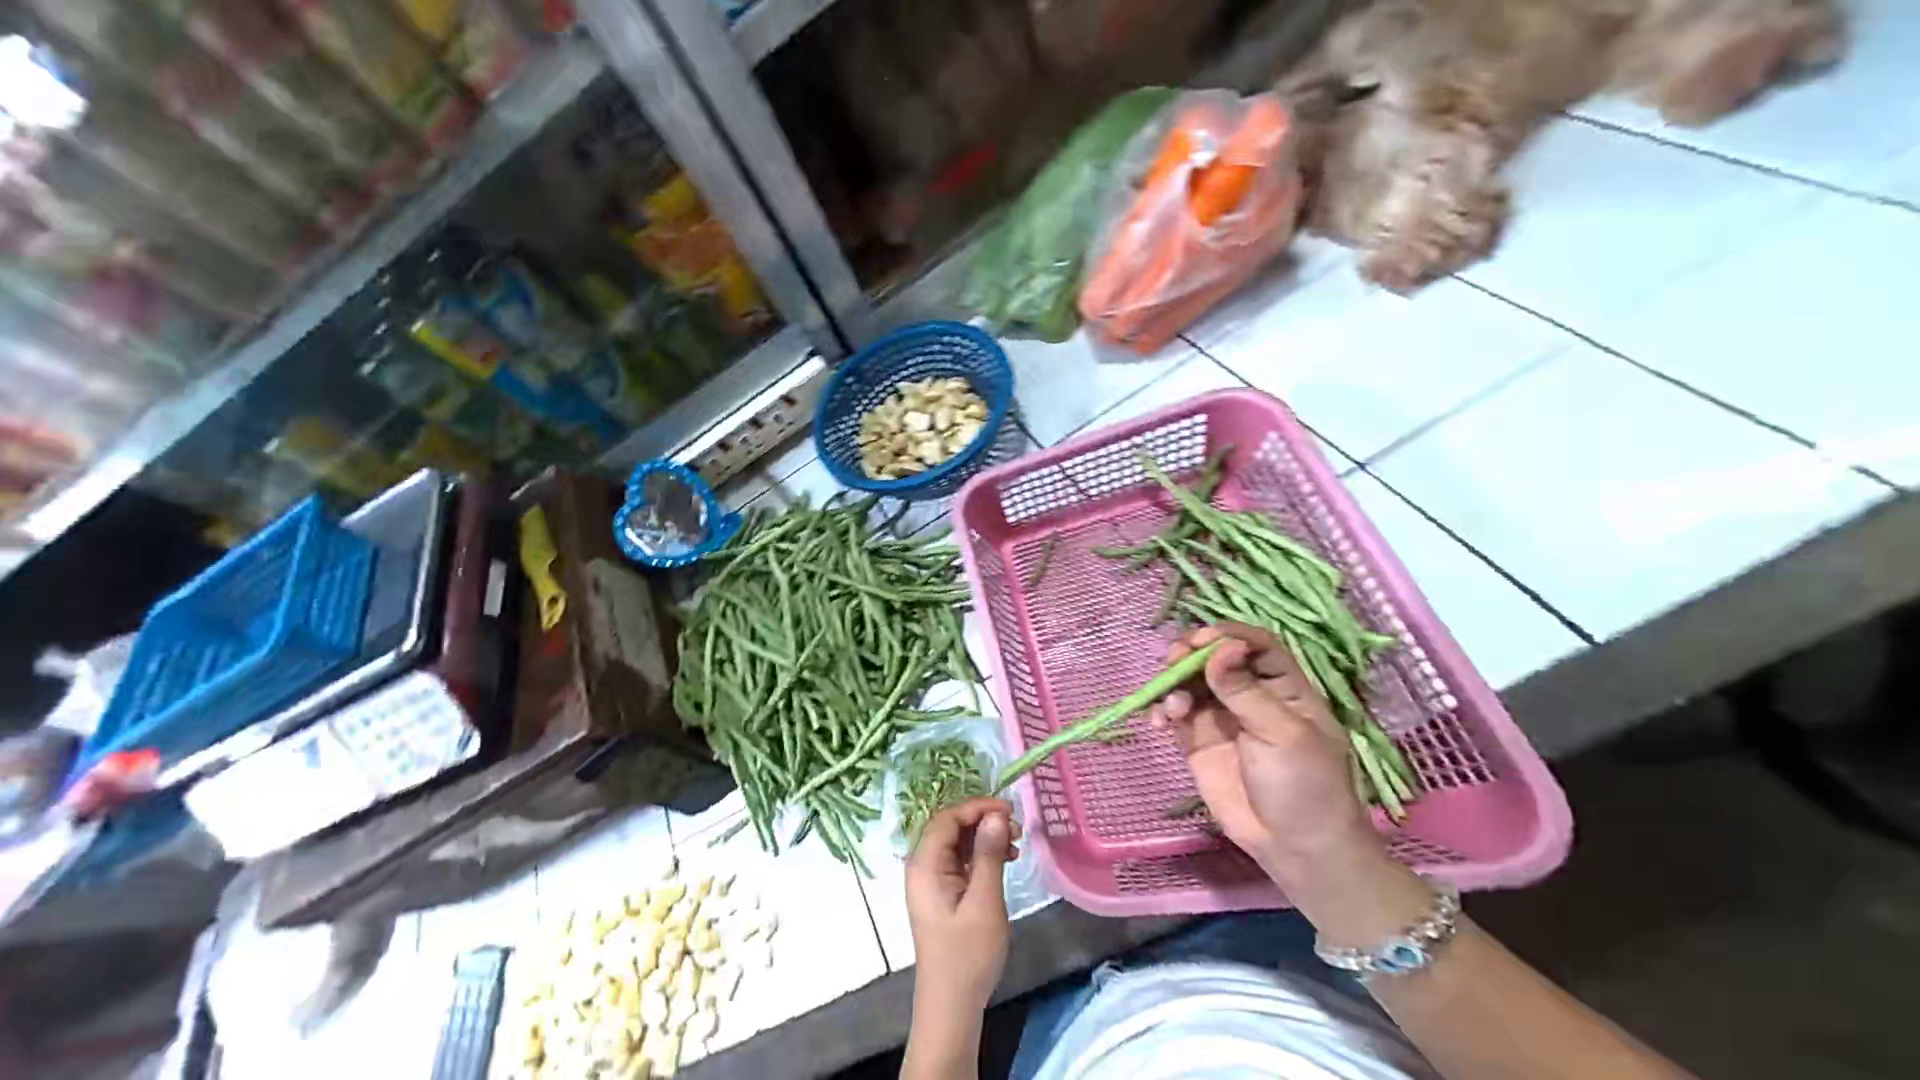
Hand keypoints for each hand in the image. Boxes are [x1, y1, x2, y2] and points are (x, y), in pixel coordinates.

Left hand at [904, 796, 1021, 1015]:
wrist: (951, 1005)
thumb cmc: (968, 954)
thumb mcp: (984, 900)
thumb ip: (988, 854)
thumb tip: (996, 815)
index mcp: (924, 864)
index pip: (947, 817)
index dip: (977, 807)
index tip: (1009, 810)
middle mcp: (922, 866)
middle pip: (950, 826)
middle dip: (983, 820)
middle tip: (1016, 829)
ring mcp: (930, 880)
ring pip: (956, 842)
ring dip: (984, 837)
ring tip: (1015, 846)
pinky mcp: (941, 893)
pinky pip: (958, 860)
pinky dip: (981, 855)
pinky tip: (1004, 861)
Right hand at [1151, 623, 1378, 875]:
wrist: (1296, 848)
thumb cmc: (1305, 786)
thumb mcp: (1283, 734)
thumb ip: (1245, 690)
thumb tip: (1218, 647)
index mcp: (1284, 687)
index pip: (1256, 644)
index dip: (1229, 635)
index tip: (1203, 639)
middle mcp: (1250, 695)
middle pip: (1215, 657)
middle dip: (1192, 653)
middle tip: (1175, 659)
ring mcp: (1222, 718)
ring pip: (1190, 682)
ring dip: (1174, 681)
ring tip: (1171, 703)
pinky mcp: (1198, 741)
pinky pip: (1175, 713)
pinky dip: (1162, 709)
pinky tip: (1159, 720)